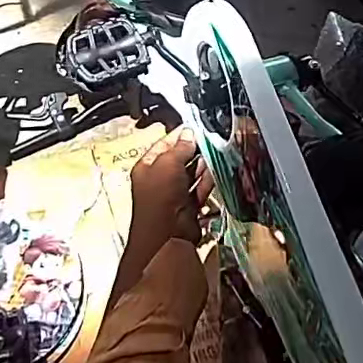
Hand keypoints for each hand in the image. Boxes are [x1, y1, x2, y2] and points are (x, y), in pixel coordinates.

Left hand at [129, 128, 213, 246]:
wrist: (168, 235)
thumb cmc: (161, 196)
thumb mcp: (168, 164)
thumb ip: (180, 148)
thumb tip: (189, 133)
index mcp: (147, 167)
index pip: (163, 145)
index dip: (178, 135)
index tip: (193, 127)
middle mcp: (159, 180)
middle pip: (178, 160)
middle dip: (193, 150)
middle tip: (209, 140)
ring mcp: (173, 195)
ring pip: (190, 175)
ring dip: (202, 165)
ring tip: (214, 153)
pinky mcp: (188, 208)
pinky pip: (198, 190)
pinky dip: (206, 182)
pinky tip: (215, 172)